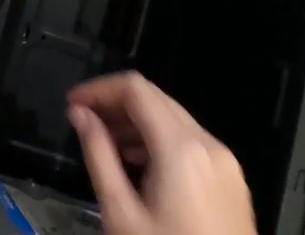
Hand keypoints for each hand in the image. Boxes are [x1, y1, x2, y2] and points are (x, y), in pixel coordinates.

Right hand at [67, 72, 256, 234]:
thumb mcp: (122, 214)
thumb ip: (98, 155)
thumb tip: (81, 116)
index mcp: (181, 147)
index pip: (135, 89)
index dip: (99, 89)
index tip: (73, 106)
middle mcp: (209, 145)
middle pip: (155, 99)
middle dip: (116, 105)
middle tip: (84, 123)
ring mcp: (226, 164)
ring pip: (174, 119)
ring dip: (137, 123)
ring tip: (106, 148)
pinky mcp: (232, 182)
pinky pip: (191, 143)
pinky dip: (160, 142)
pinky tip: (139, 169)